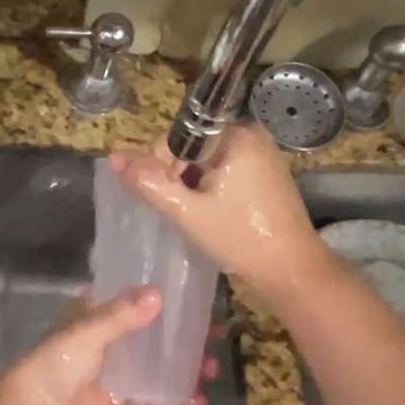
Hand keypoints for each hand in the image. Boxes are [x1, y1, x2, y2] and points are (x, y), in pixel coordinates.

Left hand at [0, 288, 219, 404]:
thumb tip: (157, 294)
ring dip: (182, 364)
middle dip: (180, 334)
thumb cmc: (58, 361)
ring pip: (154, 362)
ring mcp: (113, 368)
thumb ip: (122, 315)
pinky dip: (173, 396)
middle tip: (214, 334)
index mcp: (94, 314)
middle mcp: (106, 337)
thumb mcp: (89, 332)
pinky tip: (199, 399)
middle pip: (149, 331)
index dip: (160, 296)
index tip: (193, 295)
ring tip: (213, 367)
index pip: (131, 298)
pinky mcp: (117, 397)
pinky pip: (150, 394)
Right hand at [107, 125, 322, 281]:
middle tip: (184, 210)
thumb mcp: (186, 211)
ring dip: (192, 185)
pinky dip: (210, 188)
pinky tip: (213, 213)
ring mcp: (261, 153)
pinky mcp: (265, 172)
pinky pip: (223, 169)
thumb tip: (113, 156)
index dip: (161, 168)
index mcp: (234, 135)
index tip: (171, 200)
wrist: (291, 270)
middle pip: (190, 147)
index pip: (175, 138)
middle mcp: (250, 134)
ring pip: (204, 160)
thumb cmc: (239, 238)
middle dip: (178, 176)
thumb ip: (148, 181)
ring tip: (198, 214)